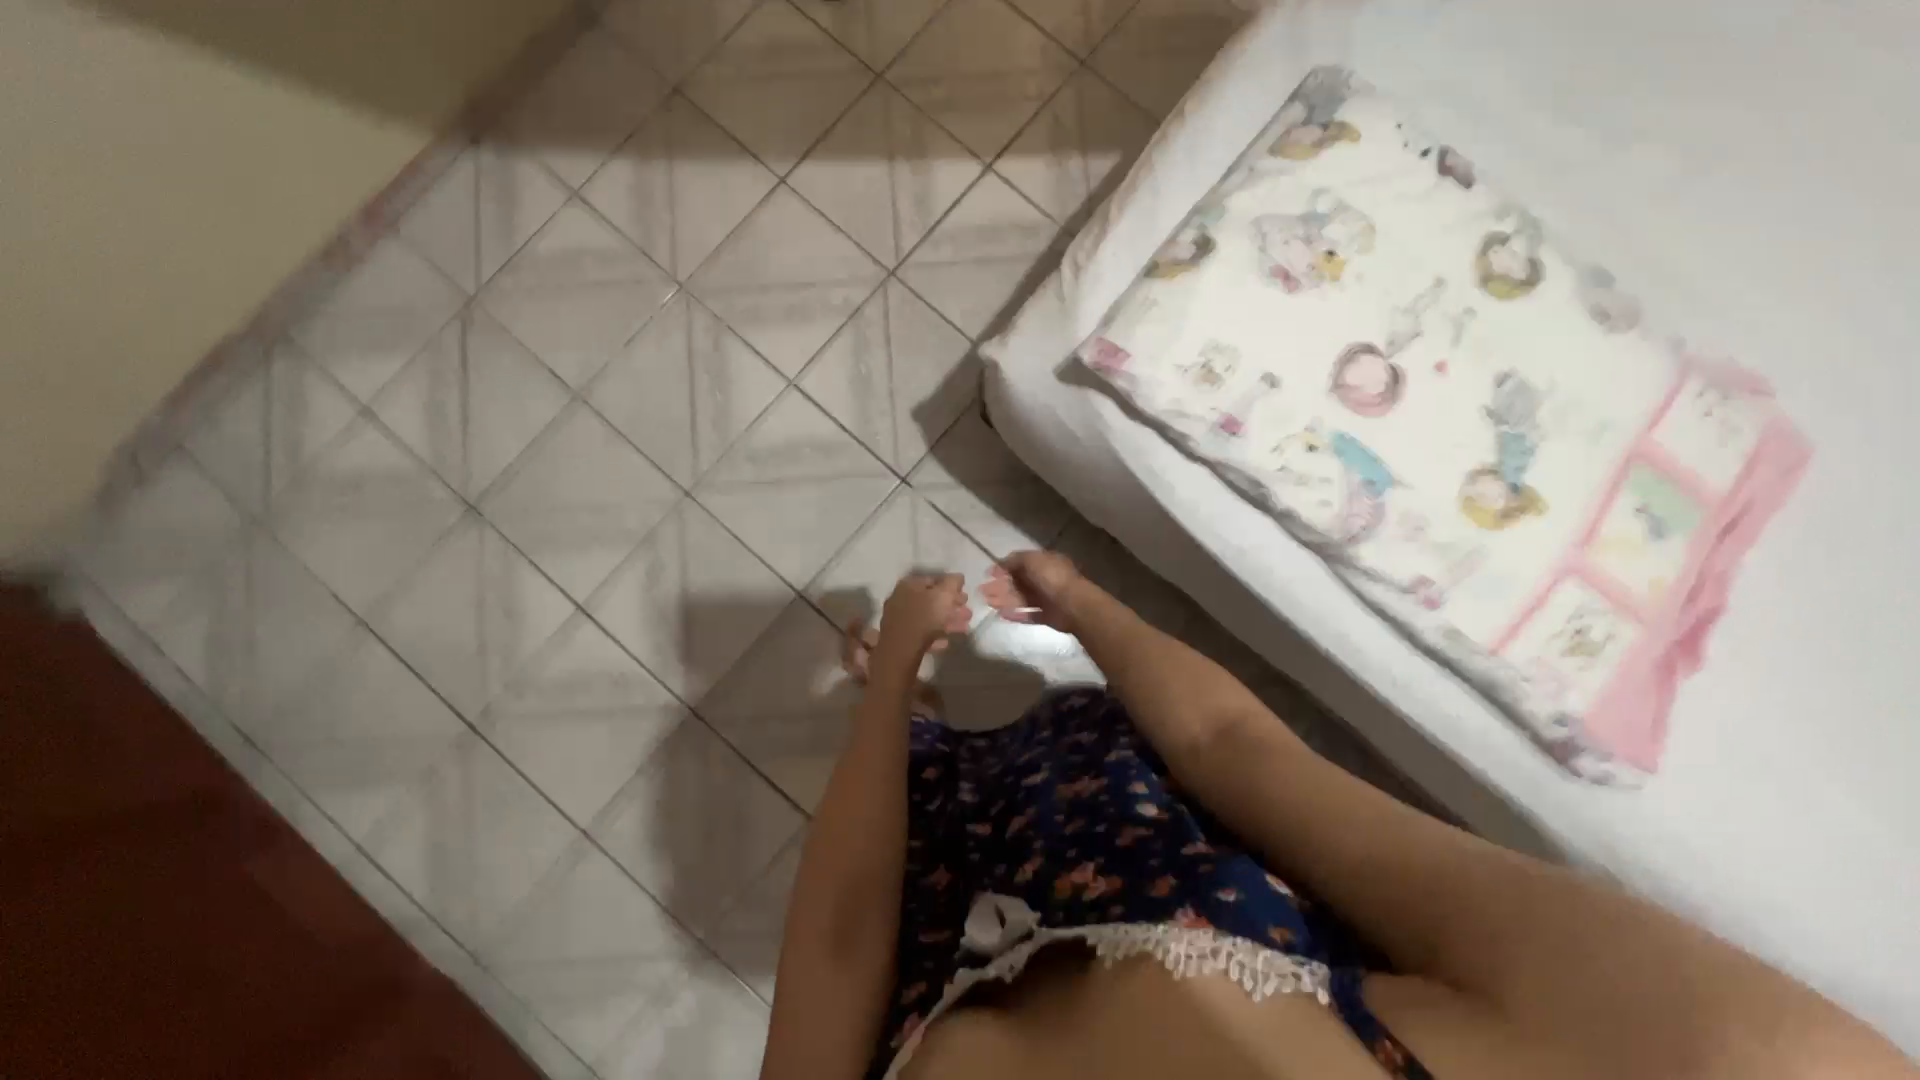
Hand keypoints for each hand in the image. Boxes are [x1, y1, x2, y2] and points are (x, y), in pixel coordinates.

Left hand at [876, 574, 971, 661]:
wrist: (902, 649)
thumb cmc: (924, 617)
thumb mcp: (944, 595)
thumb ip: (953, 583)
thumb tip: (958, 577)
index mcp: (909, 585)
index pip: (934, 580)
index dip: (952, 587)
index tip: (965, 597)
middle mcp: (901, 598)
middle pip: (931, 600)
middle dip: (952, 606)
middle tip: (967, 613)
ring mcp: (898, 619)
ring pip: (928, 618)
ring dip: (947, 622)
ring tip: (963, 628)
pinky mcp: (900, 637)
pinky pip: (921, 633)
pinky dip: (934, 635)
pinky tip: (945, 642)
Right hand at [980, 551, 1083, 633]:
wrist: (1074, 604)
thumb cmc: (1053, 577)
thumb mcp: (1032, 560)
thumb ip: (1015, 560)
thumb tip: (1000, 564)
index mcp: (1045, 563)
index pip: (1021, 564)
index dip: (1004, 568)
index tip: (989, 574)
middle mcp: (1046, 579)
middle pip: (1019, 583)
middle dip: (1000, 586)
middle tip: (983, 591)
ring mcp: (1047, 599)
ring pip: (1022, 599)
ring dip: (1004, 600)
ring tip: (988, 603)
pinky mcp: (1048, 616)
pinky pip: (1029, 615)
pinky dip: (1016, 615)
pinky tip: (1001, 615)